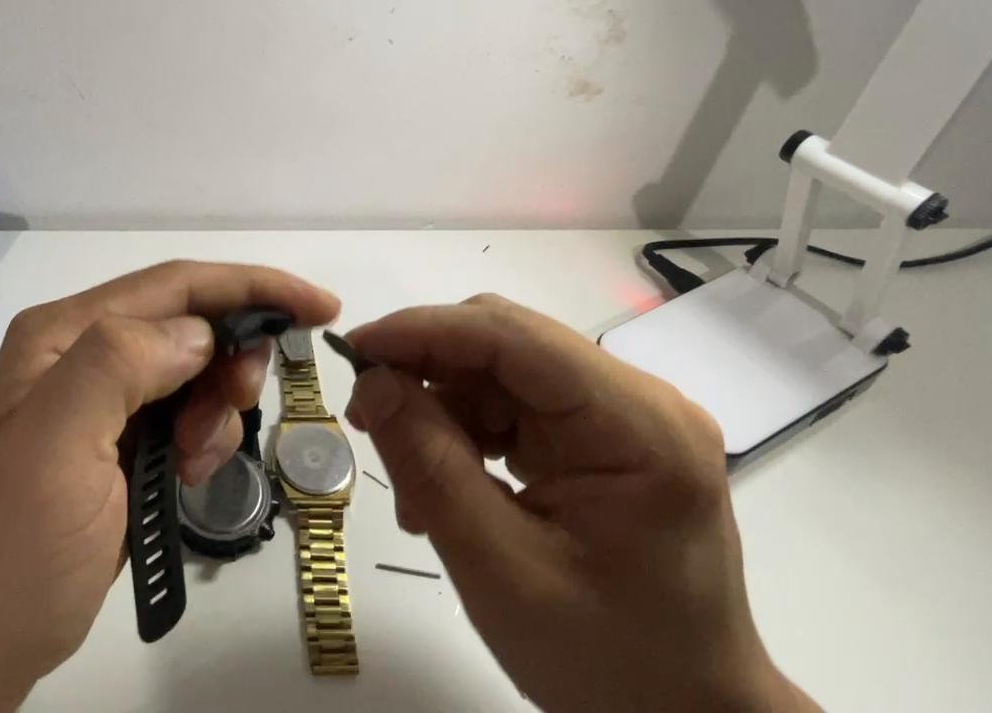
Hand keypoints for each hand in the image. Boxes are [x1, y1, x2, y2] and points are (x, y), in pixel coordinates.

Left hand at [0, 261, 338, 711]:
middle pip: (189, 324)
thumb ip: (118, 365)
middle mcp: (81, 352)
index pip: (173, 284)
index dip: (251, 286)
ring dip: (215, 409)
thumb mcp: (55, 447)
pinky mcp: (119, 442)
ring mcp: (101, 400)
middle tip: (242, 402)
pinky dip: (203, 438)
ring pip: (195, 372)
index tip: (319, 307)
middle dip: (230, 358)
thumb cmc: (14, 544)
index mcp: (62, 335)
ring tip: (192, 460)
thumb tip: (197, 334)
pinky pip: (186, 416)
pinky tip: (183, 474)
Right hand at [343, 295, 818, 712]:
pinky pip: (515, 409)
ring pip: (502, 375)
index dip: (426, 330)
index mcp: (638, 424)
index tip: (353, 348)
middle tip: (365, 416)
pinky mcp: (604, 439)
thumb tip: (372, 382)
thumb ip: (430, 467)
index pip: (515, 338)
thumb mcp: (500, 569)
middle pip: (507, 346)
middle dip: (427, 371)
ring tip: (410, 489)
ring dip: (442, 412)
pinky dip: (466, 436)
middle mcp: (638, 401)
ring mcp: (623, 418)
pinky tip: (444, 487)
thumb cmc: (607, 661)